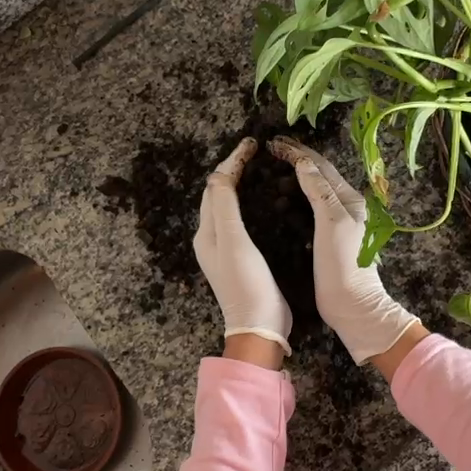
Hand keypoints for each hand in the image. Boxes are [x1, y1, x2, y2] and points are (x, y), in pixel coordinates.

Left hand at [194, 138, 291, 356]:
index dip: (231, 162)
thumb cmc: (247, 283)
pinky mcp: (242, 258)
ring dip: (239, 184)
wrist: (259, 326)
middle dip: (233, 169)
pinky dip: (248, 202)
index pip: (215, 186)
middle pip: (218, 194)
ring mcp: (225, 249)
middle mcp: (211, 237)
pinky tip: (264, 202)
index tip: (251, 143)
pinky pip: (240, 219)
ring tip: (257, 168)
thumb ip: (226, 206)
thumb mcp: (234, 241)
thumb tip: (221, 174)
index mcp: (206, 231)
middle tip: (255, 151)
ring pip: (228, 205)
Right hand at [270, 139, 420, 364]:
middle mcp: (345, 207)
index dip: (297, 152)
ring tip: (272, 177)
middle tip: (270, 153)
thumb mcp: (331, 223)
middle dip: (295, 161)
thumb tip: (304, 163)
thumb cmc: (343, 265)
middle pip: (318, 175)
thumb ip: (319, 191)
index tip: (274, 143)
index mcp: (349, 199)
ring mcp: (338, 223)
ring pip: (313, 192)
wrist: (353, 305)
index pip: (321, 166)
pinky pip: (310, 210)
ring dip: (293, 181)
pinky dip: (295, 201)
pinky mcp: (328, 238)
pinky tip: (281, 204)